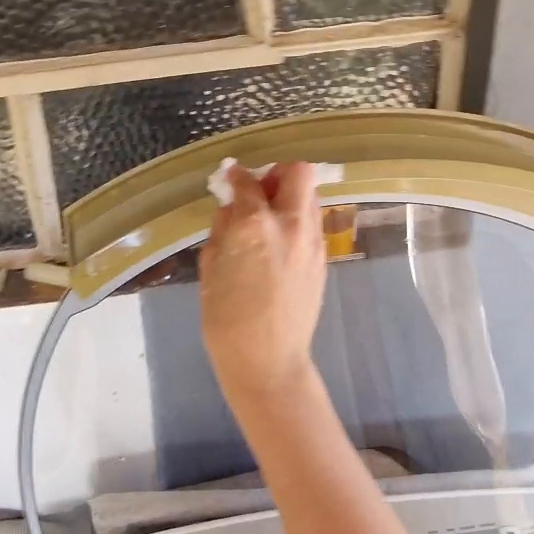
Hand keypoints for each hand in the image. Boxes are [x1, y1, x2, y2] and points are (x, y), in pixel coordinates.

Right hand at [198, 162, 327, 402]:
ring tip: (268, 220)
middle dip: (276, 174)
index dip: (235, 176)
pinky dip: (295, 223)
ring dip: (289, 197)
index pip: (247, 182)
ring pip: (310, 196)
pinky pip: (311, 225)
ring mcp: (313, 242)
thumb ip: (223, 228)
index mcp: (255, 224)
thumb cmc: (226, 318)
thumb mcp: (210, 267)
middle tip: (259, 192)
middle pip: (299, 172)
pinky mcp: (322, 260)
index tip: (229, 178)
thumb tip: (232, 208)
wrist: (267, 361)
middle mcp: (291, 224)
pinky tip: (278, 246)